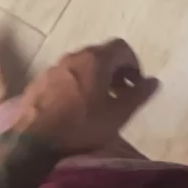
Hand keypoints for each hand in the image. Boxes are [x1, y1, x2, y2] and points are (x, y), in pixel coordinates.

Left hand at [9, 39, 158, 153]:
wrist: (33, 140)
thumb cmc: (81, 126)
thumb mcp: (117, 115)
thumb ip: (139, 96)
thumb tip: (154, 81)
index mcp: (95, 60)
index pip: (121, 46)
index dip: (133, 63)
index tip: (135, 84)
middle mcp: (74, 56)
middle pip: (101, 54)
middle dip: (115, 70)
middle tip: (120, 93)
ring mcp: (54, 67)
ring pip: (82, 64)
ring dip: (96, 76)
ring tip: (99, 101)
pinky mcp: (40, 80)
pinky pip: (66, 75)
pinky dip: (77, 83)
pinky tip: (75, 106)